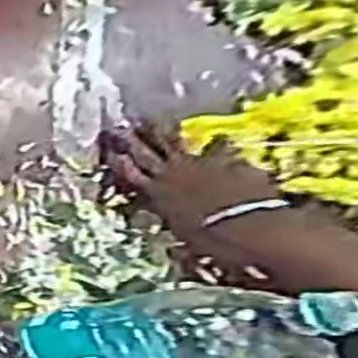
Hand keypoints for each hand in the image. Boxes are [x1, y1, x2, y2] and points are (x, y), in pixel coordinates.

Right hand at [108, 124, 284, 246]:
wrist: (246, 227)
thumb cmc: (207, 237)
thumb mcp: (178, 228)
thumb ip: (171, 215)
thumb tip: (169, 220)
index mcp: (155, 193)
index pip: (131, 173)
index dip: (120, 162)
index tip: (111, 151)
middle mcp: (171, 175)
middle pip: (147, 154)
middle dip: (133, 141)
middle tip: (121, 126)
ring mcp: (199, 166)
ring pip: (174, 145)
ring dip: (163, 133)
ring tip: (153, 120)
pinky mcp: (229, 164)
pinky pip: (220, 151)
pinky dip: (219, 146)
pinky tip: (221, 139)